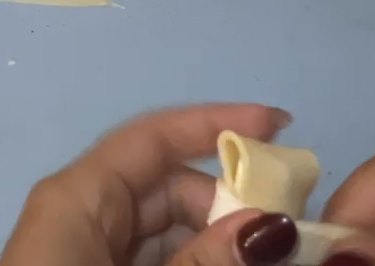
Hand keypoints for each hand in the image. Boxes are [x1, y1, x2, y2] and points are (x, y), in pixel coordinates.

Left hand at [0, 103, 306, 265]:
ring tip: (279, 256)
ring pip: (166, 232)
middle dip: (230, 200)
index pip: (153, 138)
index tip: (279, 123)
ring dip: (219, 243)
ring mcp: (87, 253)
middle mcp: (82, 214)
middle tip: (296, 228)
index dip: (214, 123)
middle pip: (167, 187)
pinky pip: (155, 262)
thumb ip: (205, 263)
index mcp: (78, 197)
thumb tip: (270, 224)